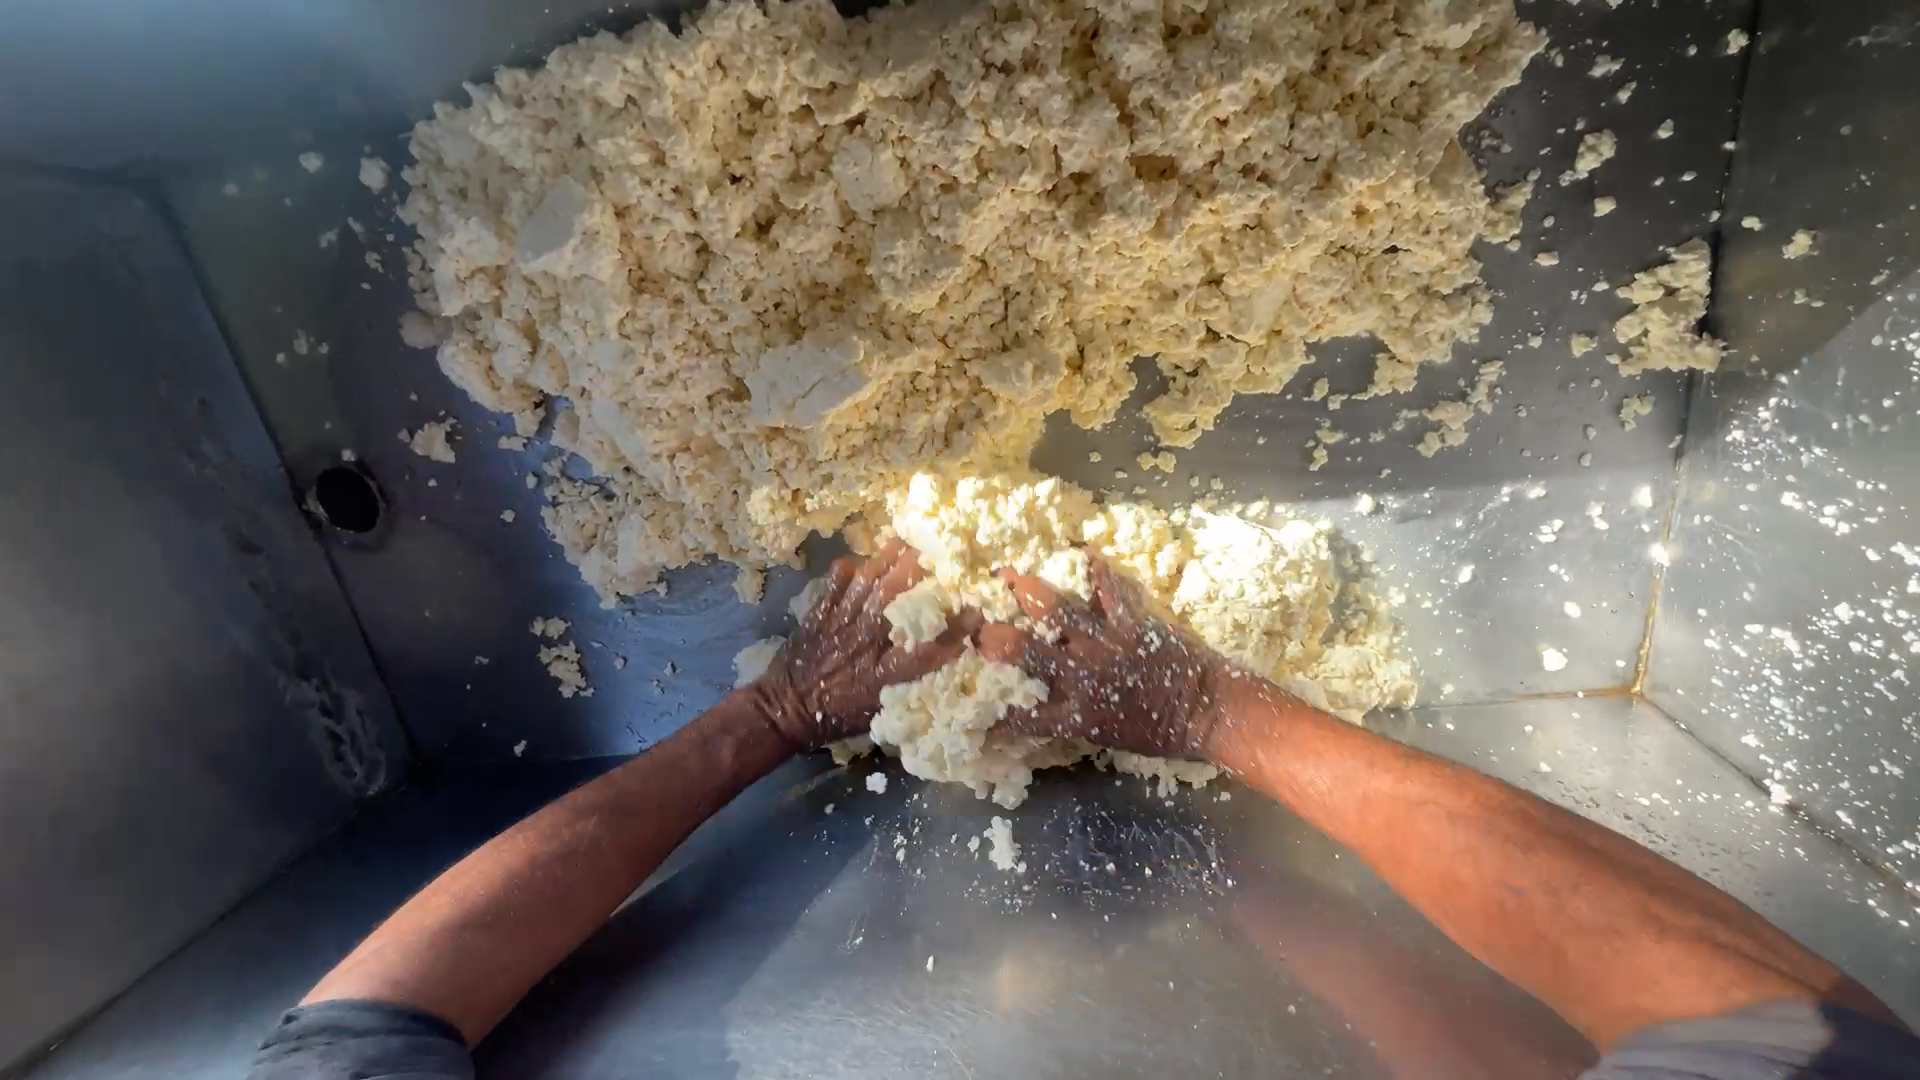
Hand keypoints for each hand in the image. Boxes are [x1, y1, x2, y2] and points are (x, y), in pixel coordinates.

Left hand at [750, 540, 976, 752]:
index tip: (976, 611)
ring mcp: (839, 627)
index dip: (953, 630)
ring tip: (906, 541)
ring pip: (867, 586)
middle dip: (917, 573)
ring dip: (888, 561)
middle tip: (939, 551)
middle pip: (894, 602)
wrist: (784, 711)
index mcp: (882, 676)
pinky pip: (833, 587)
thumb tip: (942, 660)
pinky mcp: (818, 616)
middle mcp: (863, 646)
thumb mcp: (880, 712)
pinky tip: (858, 559)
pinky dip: (845, 572)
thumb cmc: (838, 716)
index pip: (926, 650)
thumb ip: (909, 686)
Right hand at [978, 553, 1231, 760]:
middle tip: (976, 625)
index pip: (1026, 717)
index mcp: (1078, 715)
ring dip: (1031, 593)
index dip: (998, 715)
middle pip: (1029, 654)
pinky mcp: (1131, 623)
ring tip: (1010, 574)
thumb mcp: (1110, 736)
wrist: (1208, 712)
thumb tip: (1045, 705)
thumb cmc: (1161, 731)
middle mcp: (1084, 677)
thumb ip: (1075, 717)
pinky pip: (1110, 590)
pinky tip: (1083, 551)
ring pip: (1060, 613)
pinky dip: (1097, 570)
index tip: (978, 710)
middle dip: (998, 638)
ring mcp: (1106, 645)